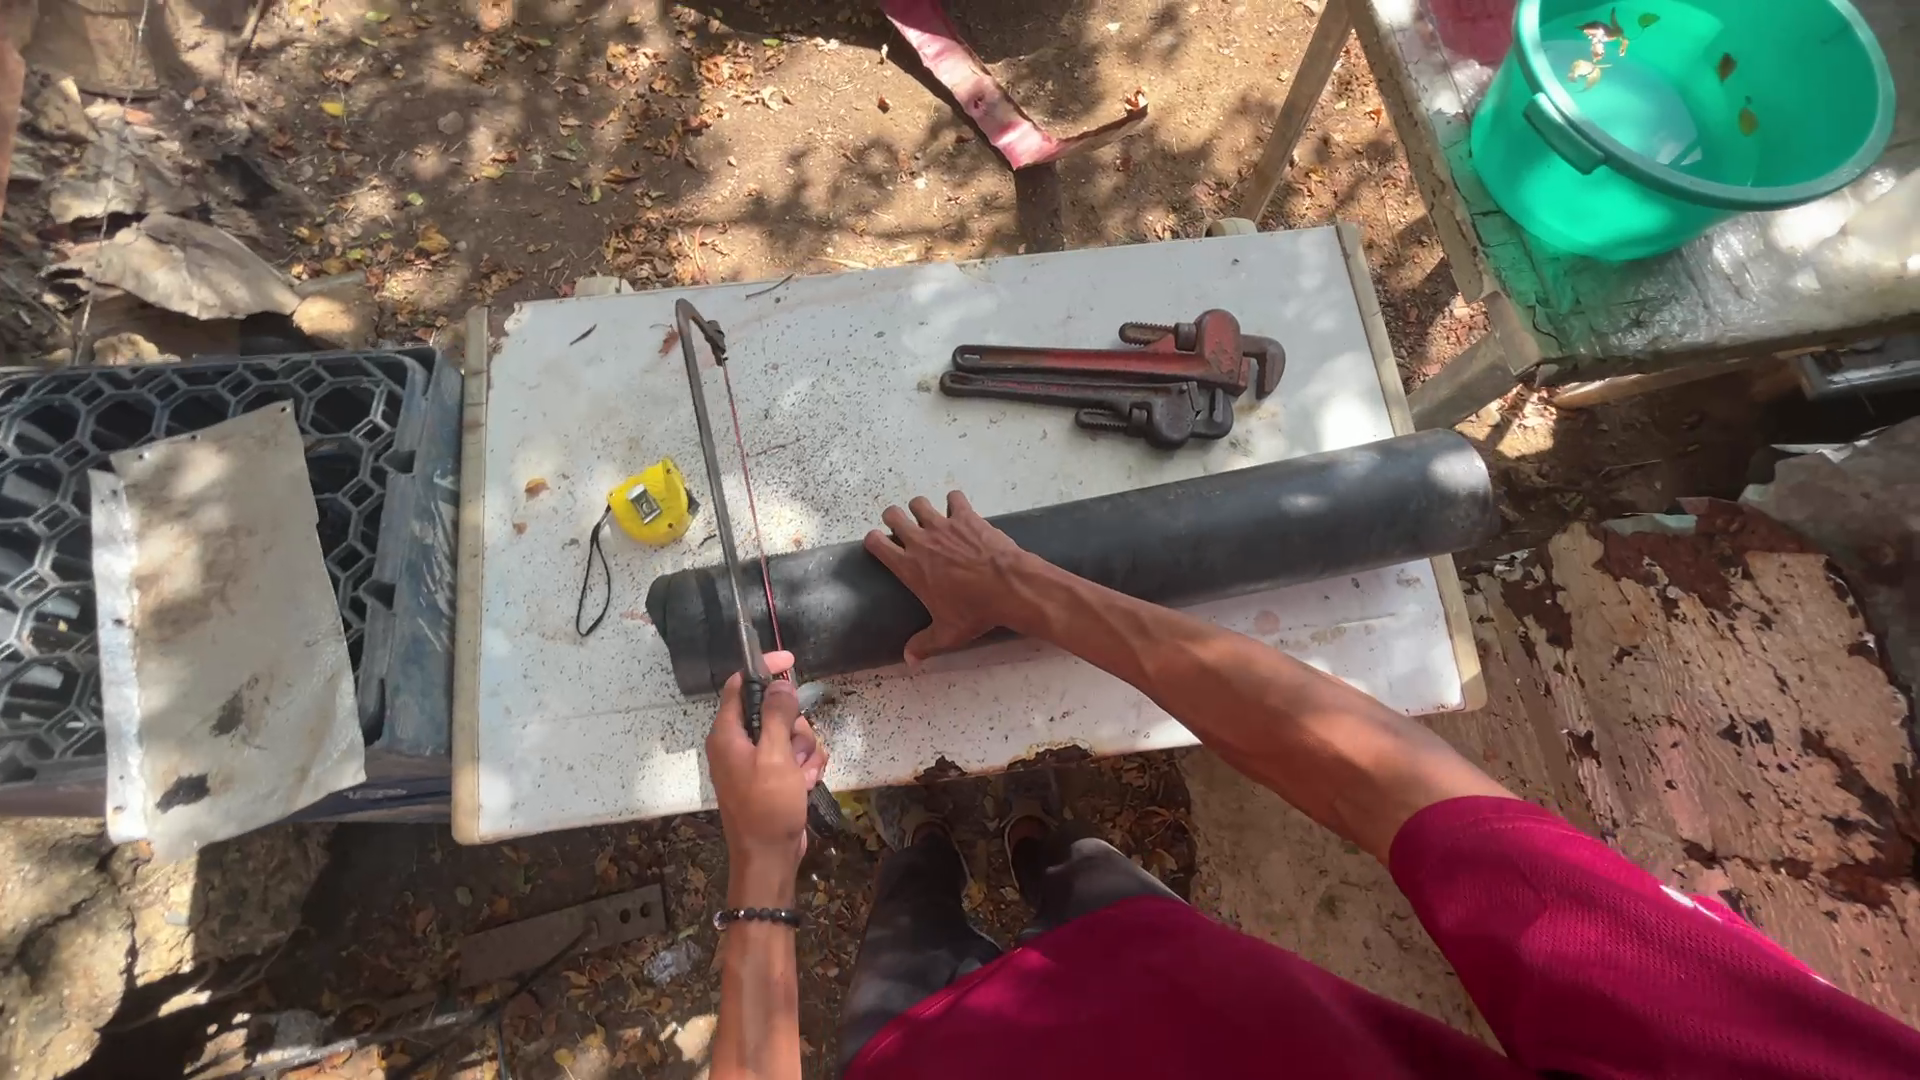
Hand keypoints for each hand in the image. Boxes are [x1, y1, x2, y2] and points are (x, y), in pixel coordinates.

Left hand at [706, 650, 827, 903]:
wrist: (769, 858)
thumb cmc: (766, 806)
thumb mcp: (775, 756)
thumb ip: (778, 715)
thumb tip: (780, 684)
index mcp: (727, 734)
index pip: (740, 684)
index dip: (763, 669)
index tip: (790, 661)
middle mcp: (738, 743)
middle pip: (774, 710)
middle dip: (795, 725)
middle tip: (797, 747)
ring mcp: (756, 761)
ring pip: (790, 733)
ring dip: (804, 749)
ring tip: (803, 774)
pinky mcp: (772, 777)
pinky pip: (795, 756)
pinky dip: (805, 766)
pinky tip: (807, 783)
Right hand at [863, 491, 1031, 665]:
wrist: (1007, 587)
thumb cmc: (974, 610)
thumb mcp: (947, 633)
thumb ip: (924, 645)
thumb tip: (909, 660)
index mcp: (909, 567)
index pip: (876, 543)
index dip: (874, 541)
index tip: (880, 545)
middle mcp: (920, 541)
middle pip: (893, 515)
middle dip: (894, 519)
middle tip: (904, 529)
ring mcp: (943, 525)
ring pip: (919, 503)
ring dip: (921, 509)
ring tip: (929, 519)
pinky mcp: (966, 516)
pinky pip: (953, 498)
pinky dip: (955, 503)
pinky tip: (960, 513)